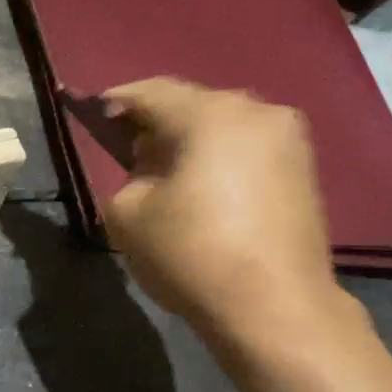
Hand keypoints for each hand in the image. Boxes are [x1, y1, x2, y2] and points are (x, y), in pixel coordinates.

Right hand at [103, 77, 348, 343]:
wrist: (269, 299)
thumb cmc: (188, 250)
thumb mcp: (126, 214)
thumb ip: (129, 177)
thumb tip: (150, 168)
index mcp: (209, 116)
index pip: (153, 92)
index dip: (116, 100)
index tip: (91, 113)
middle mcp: (256, 112)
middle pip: (193, 105)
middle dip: (155, 123)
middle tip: (124, 153)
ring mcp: (288, 138)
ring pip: (222, 126)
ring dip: (187, 142)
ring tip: (160, 176)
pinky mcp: (300, 167)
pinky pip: (244, 148)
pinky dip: (215, 158)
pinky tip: (197, 190)